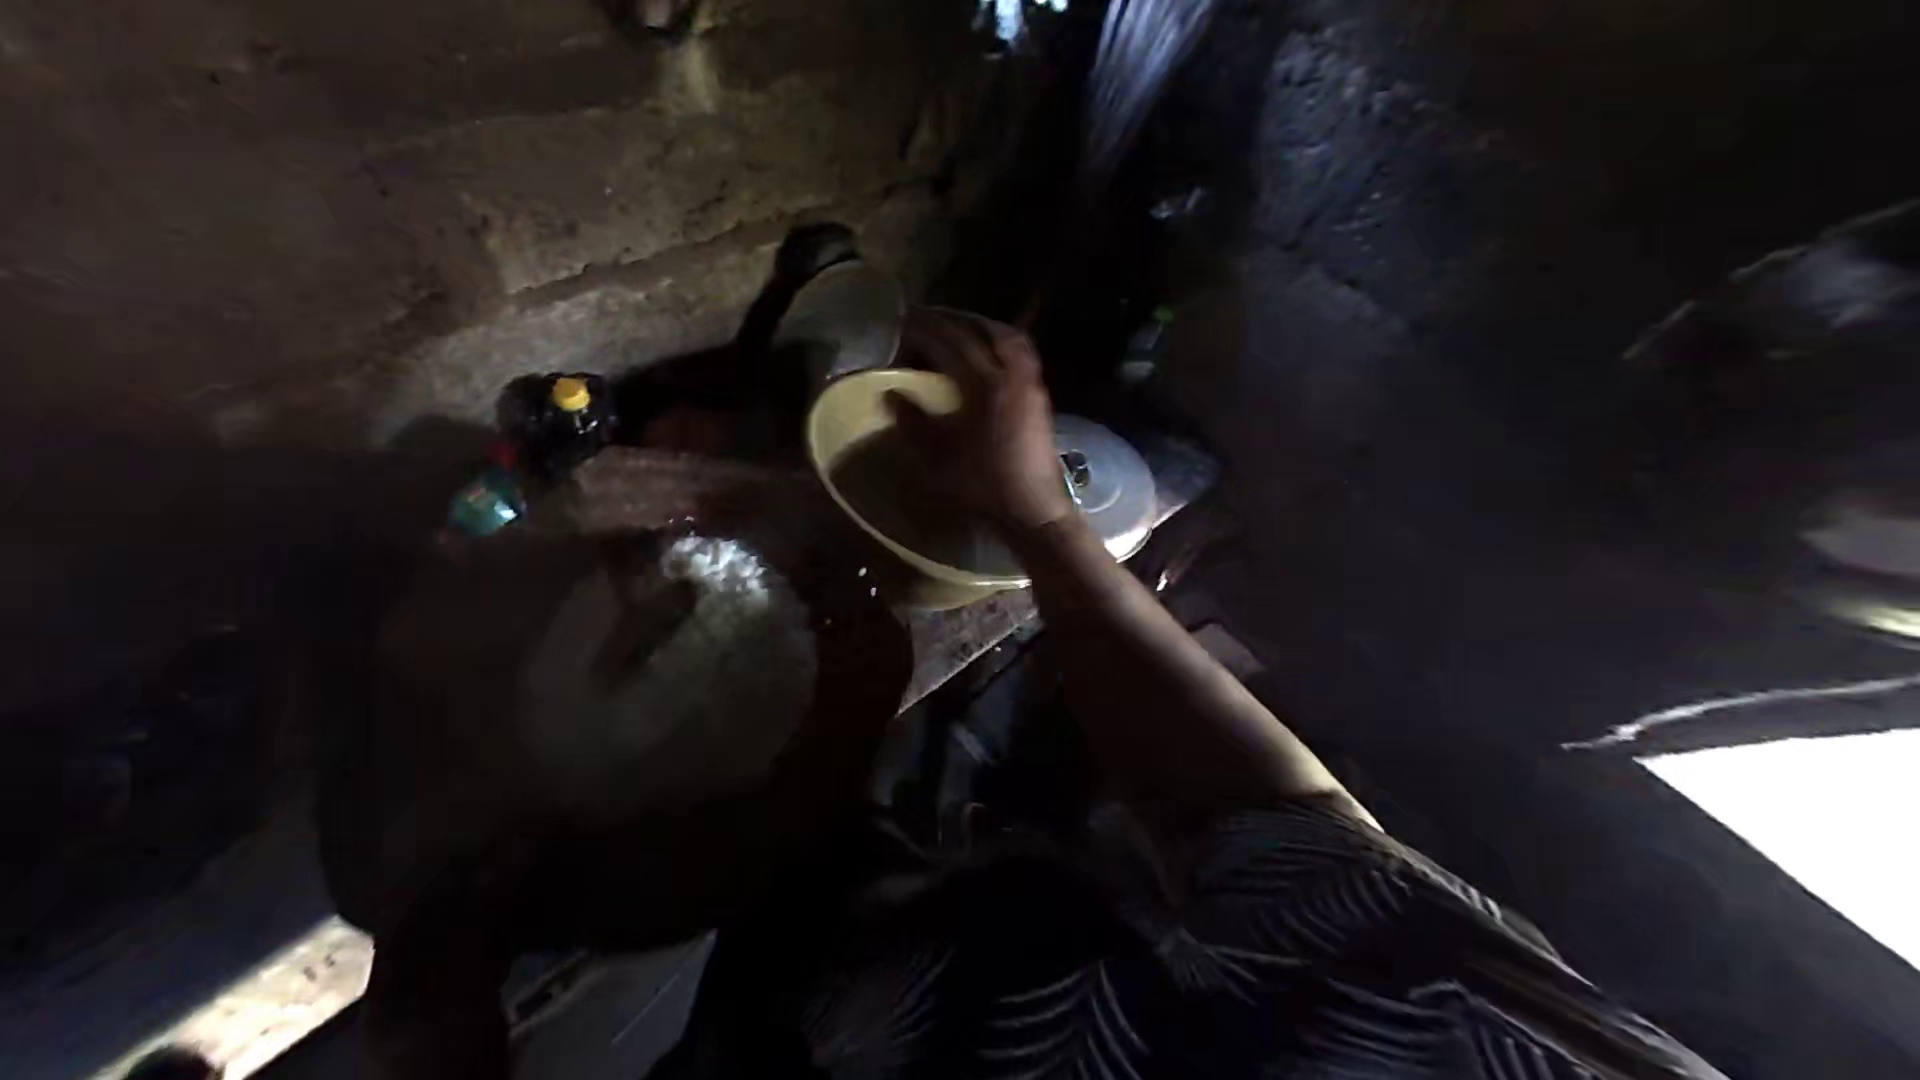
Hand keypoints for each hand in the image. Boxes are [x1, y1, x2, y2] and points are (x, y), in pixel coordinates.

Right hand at [888, 308, 1074, 534]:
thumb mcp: (937, 459)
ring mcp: (1031, 385)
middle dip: (953, 320)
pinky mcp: (1040, 398)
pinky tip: (991, 352)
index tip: (903, 324)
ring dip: (982, 326)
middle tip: (929, 316)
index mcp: (983, 386)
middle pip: (982, 332)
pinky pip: (1023, 353)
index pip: (950, 344)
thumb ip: (912, 422)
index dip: (924, 331)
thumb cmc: (982, 486)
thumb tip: (890, 393)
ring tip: (961, 326)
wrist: (1032, 509)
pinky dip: (1003, 341)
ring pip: (1009, 338)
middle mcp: (1011, 376)